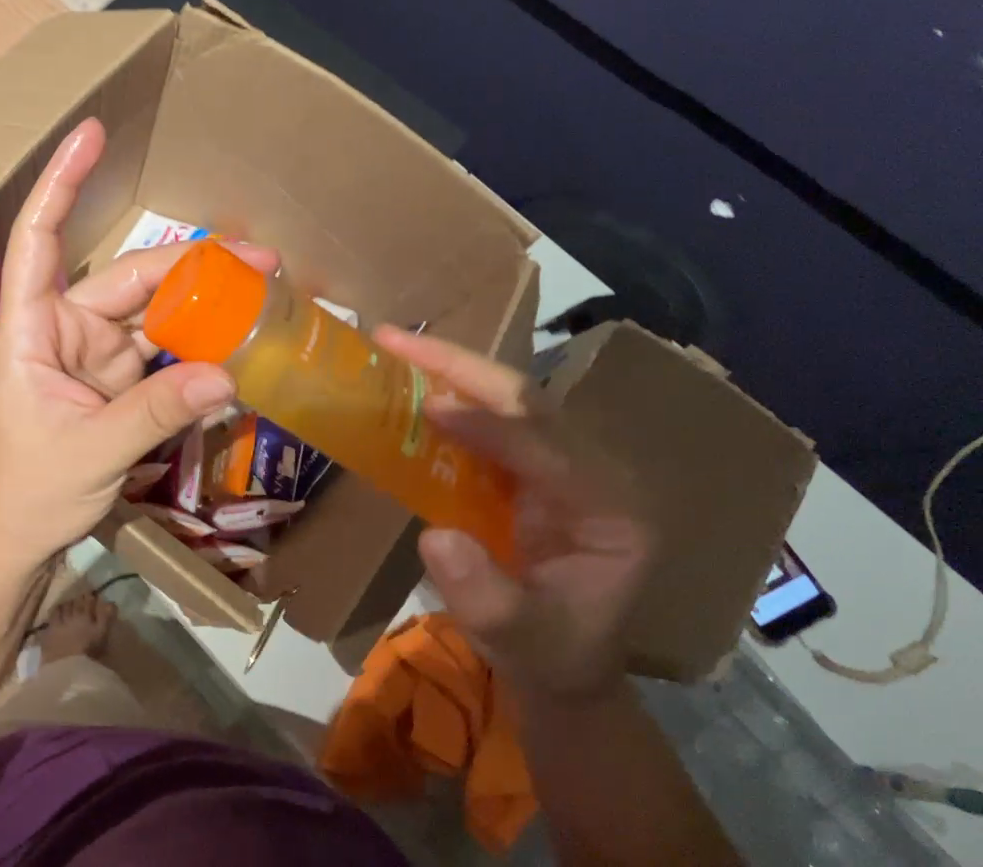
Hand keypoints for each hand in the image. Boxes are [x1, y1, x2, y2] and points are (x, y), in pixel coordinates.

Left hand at [0, 119, 279, 569]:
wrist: (26, 535)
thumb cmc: (33, 489)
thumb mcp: (92, 450)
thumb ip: (157, 412)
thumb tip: (230, 373)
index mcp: (33, 328)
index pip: (39, 240)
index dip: (61, 184)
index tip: (91, 133)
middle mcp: (65, 327)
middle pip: (130, 278)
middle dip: (191, 265)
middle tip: (260, 259)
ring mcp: (98, 352)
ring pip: (157, 310)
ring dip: (207, 301)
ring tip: (266, 290)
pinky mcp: (123, 379)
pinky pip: (169, 349)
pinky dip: (204, 344)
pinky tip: (244, 337)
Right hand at [374, 326, 651, 701]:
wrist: (562, 665)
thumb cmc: (550, 654)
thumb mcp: (520, 639)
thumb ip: (484, 595)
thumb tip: (436, 536)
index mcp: (612, 512)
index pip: (550, 451)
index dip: (491, 426)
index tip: (431, 406)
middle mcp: (594, 475)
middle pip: (529, 403)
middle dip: (462, 367)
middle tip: (393, 339)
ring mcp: (561, 468)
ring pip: (508, 400)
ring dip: (450, 370)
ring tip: (392, 345)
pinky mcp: (529, 470)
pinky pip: (490, 420)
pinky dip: (447, 394)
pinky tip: (407, 381)